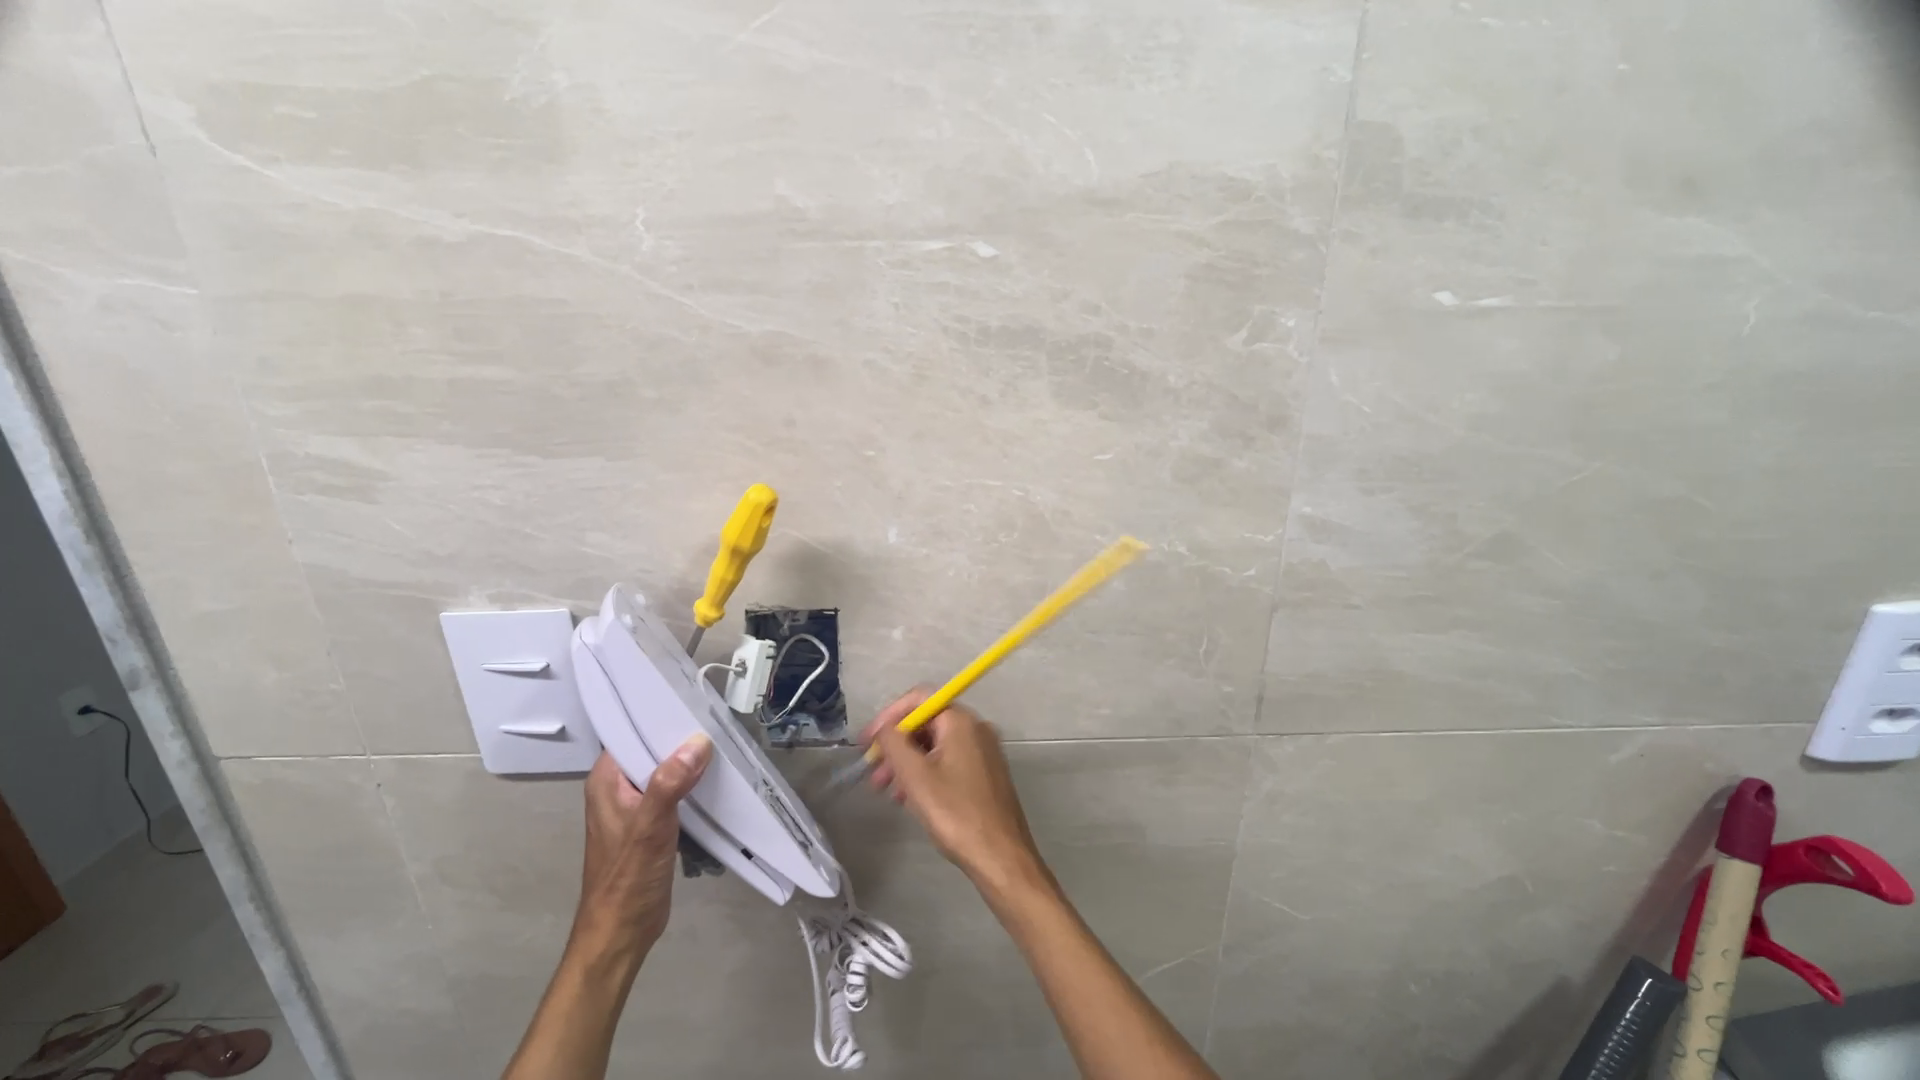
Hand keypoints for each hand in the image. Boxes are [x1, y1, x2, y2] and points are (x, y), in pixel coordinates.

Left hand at [573, 737, 711, 959]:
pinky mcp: (652, 825)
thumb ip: (670, 782)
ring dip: (691, 765)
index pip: (632, 732)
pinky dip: (693, 788)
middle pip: (652, 751)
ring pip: (666, 773)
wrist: (622, 931)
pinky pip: (675, 794)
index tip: (695, 703)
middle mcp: (618, 788)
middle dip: (683, 741)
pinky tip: (718, 782)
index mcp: (606, 780)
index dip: (661, 717)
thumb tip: (698, 742)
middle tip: (719, 722)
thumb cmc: (627, 877)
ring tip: (724, 746)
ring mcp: (635, 807)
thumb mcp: (650, 826)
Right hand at [861, 689, 1046, 887]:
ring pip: (936, 746)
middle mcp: (976, 729)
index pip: (919, 699)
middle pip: (926, 723)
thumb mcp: (915, 776)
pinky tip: (910, 798)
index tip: (867, 742)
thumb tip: (885, 726)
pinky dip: (925, 773)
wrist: (1000, 856)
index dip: (888, 716)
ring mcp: (984, 752)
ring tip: (886, 791)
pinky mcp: (986, 774)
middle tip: (873, 773)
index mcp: (961, 722)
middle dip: (896, 745)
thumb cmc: (955, 813)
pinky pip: (948, 762)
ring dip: (907, 763)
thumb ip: (894, 742)